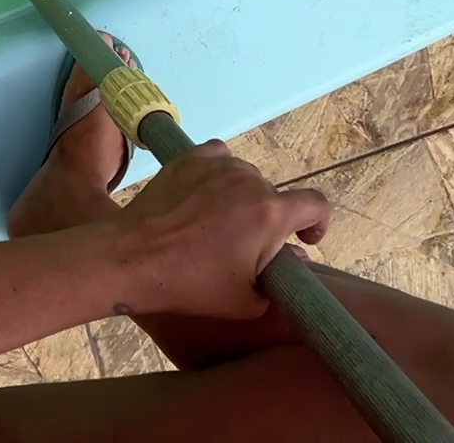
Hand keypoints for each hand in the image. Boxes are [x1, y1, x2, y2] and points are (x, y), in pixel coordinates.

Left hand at [112, 141, 328, 318]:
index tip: (303, 239)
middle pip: (274, 193)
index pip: (316, 203)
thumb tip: (292, 254)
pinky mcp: (188, 158)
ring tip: (220, 221)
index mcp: (270, 213)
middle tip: (246, 243)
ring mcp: (216, 165)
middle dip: (270, 217)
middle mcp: (248, 180)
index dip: (317, 222)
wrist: (136, 256)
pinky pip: (217, 156)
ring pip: (245, 175)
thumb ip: (282, 276)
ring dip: (242, 194)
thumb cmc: (194, 284)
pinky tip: (206, 191)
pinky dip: (219, 171)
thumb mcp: (249, 299)